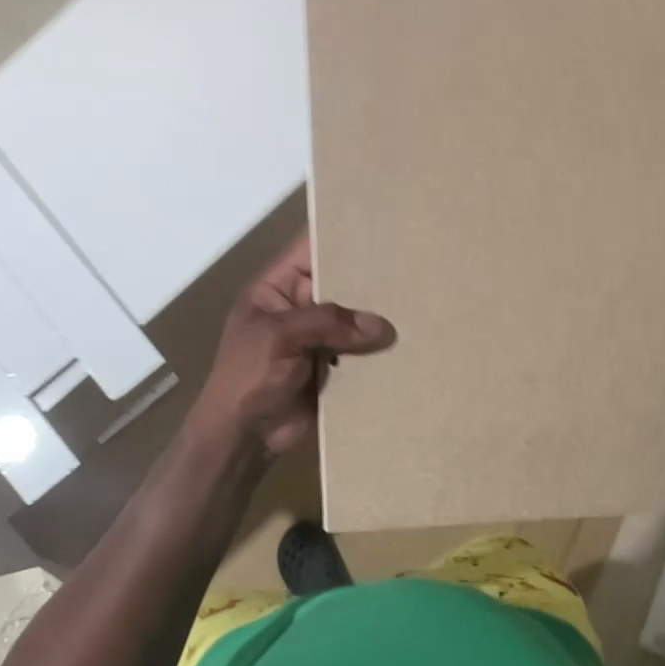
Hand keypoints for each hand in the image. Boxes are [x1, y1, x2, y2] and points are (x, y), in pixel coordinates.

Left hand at [186, 233, 396, 457]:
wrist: (242, 435)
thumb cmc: (248, 377)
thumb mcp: (280, 337)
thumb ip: (328, 322)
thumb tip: (382, 326)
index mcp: (275, 290)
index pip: (310, 251)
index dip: (341, 238)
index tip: (383, 230)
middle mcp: (297, 310)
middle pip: (339, 287)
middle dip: (370, 283)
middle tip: (416, 270)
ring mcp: (316, 342)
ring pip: (353, 324)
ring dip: (378, 322)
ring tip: (423, 305)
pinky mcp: (332, 372)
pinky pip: (359, 357)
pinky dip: (378, 355)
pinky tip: (411, 345)